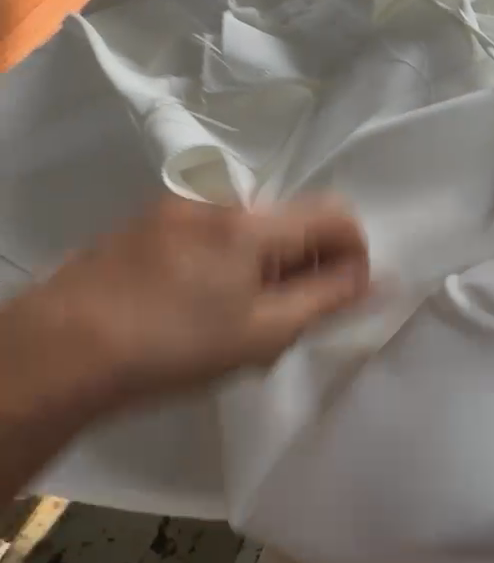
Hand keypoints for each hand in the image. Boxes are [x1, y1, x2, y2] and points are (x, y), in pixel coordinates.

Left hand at [18, 196, 371, 411]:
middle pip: (295, 221)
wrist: (44, 360)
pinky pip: (214, 235)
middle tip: (292, 314)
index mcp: (250, 224)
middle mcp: (212, 202)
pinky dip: (229, 265)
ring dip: (269, 266)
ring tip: (245, 316)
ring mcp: (169, 212)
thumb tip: (380, 279)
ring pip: (254, 230)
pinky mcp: (139, 229)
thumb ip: (334, 298)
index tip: (341, 296)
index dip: (356, 255)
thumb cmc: (172, 347)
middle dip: (309, 263)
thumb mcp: (269, 331)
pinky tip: (204, 307)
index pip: (339, 216)